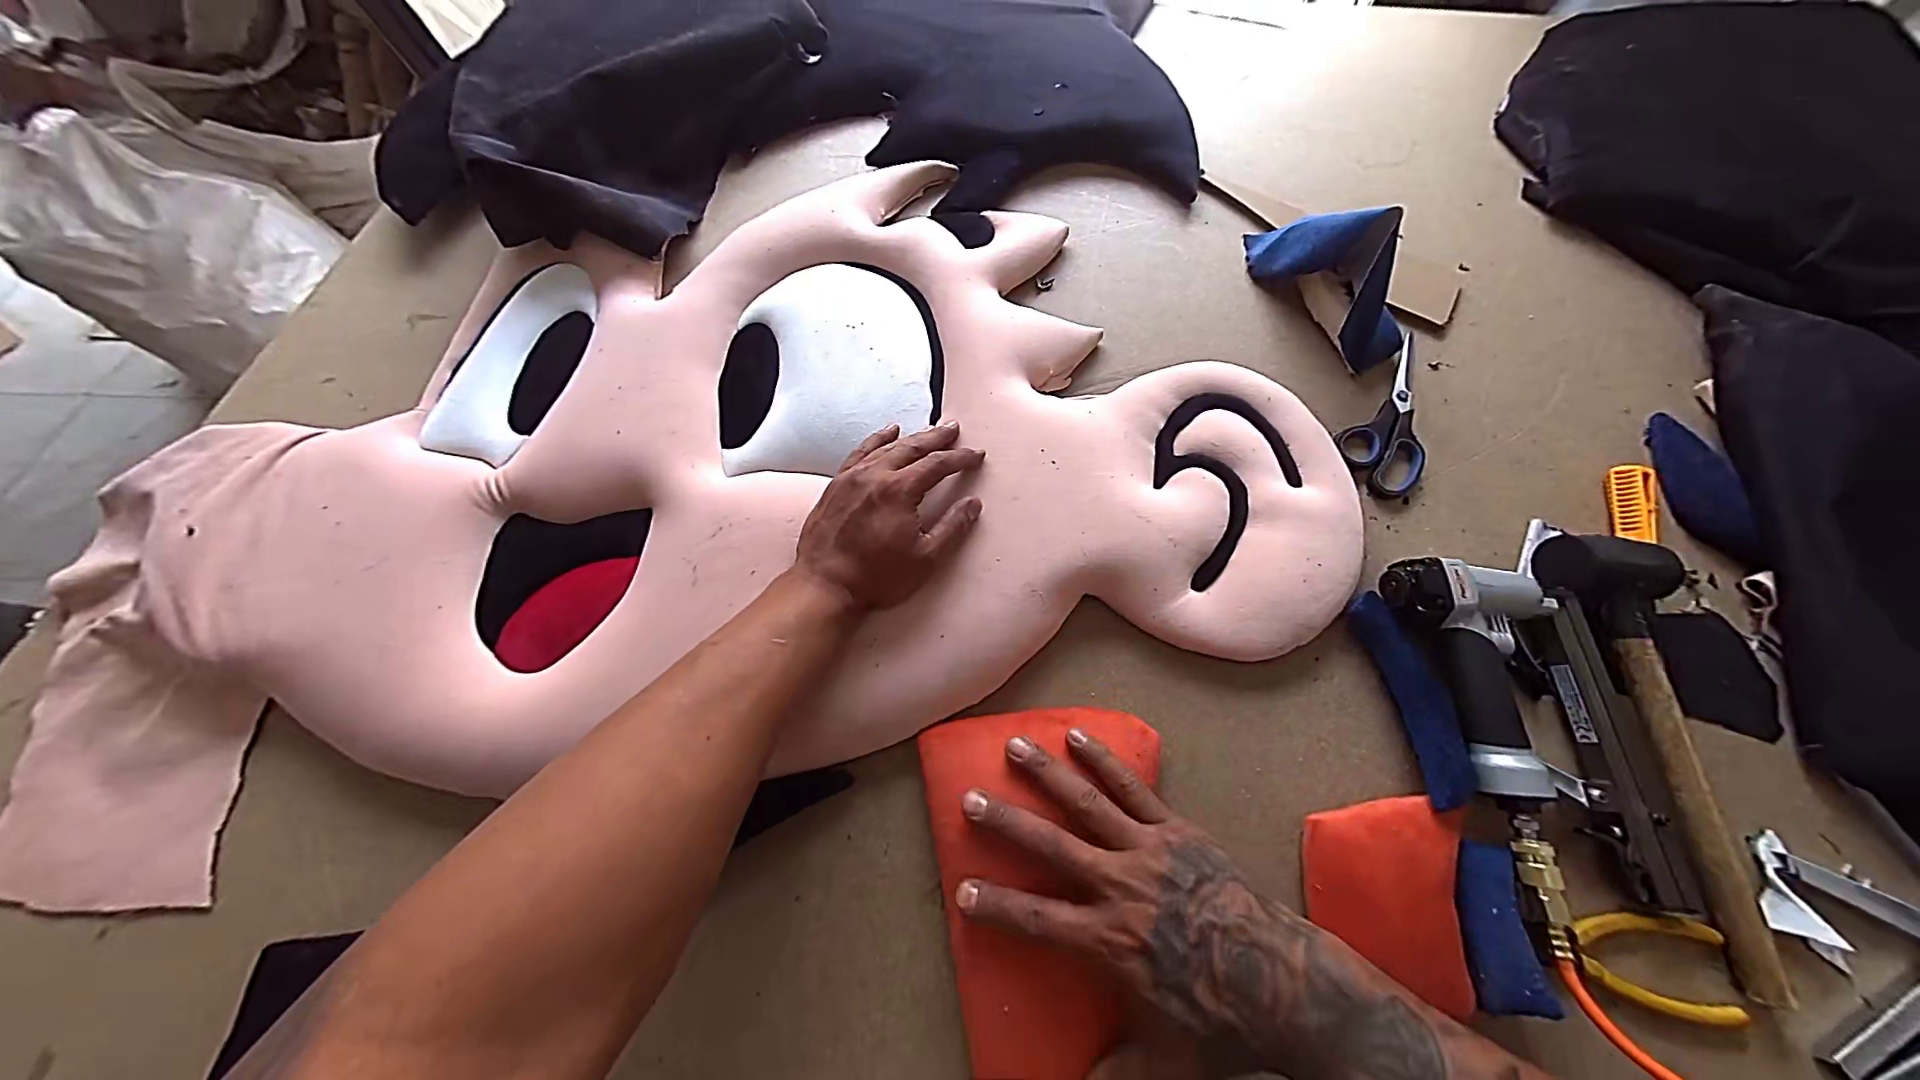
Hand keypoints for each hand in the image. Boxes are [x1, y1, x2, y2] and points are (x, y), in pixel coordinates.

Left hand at [793, 421, 983, 609]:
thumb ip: (953, 528)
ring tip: (928, 431)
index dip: (960, 459)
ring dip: (910, 437)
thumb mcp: (926, 559)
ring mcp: (851, 478)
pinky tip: (887, 434)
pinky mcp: (836, 486)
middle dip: (937, 438)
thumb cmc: (875, 578)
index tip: (975, 456)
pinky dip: (876, 440)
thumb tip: (972, 505)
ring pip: (886, 447)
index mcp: (899, 491)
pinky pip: (860, 453)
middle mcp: (874, 476)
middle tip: (954, 429)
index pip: (937, 464)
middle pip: (912, 447)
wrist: (825, 586)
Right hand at [955, 731, 1546, 1079]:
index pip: (1038, 920)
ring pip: (1086, 803)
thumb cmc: (1222, 1020)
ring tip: (1015, 747)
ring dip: (1047, 774)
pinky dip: (1103, 762)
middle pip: (1051, 847)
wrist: (1288, 979)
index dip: (998, 907)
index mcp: (1110, 940)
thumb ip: (1116, 1074)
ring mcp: (1147, 850)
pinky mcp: (1174, 829)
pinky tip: (1078, 737)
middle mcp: (1120, 885)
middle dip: (1006, 823)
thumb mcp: (1165, 1061)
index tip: (963, 890)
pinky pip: (1132, 789)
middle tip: (970, 799)